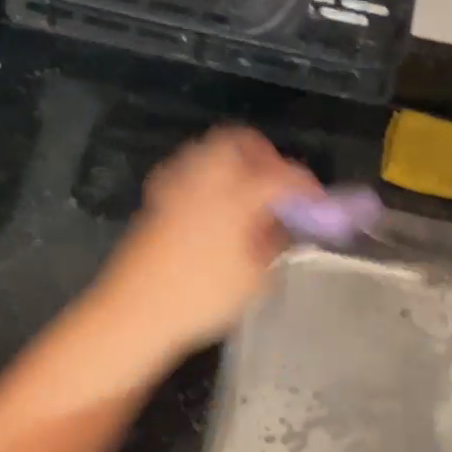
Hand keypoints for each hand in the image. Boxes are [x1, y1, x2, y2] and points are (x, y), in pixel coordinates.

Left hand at [87, 127, 320, 362]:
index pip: (281, 176)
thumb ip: (275, 245)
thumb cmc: (200, 297)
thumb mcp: (254, 279)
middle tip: (275, 184)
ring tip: (246, 192)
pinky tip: (212, 205)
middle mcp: (205, 178)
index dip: (305, 185)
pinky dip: (207, 177)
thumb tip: (284, 229)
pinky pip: (188, 171)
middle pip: (237, 140)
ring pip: (208, 150)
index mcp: (237, 195)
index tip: (317, 201)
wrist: (134, 312)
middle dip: (263, 155)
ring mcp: (176, 185)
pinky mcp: (156, 199)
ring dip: (233, 161)